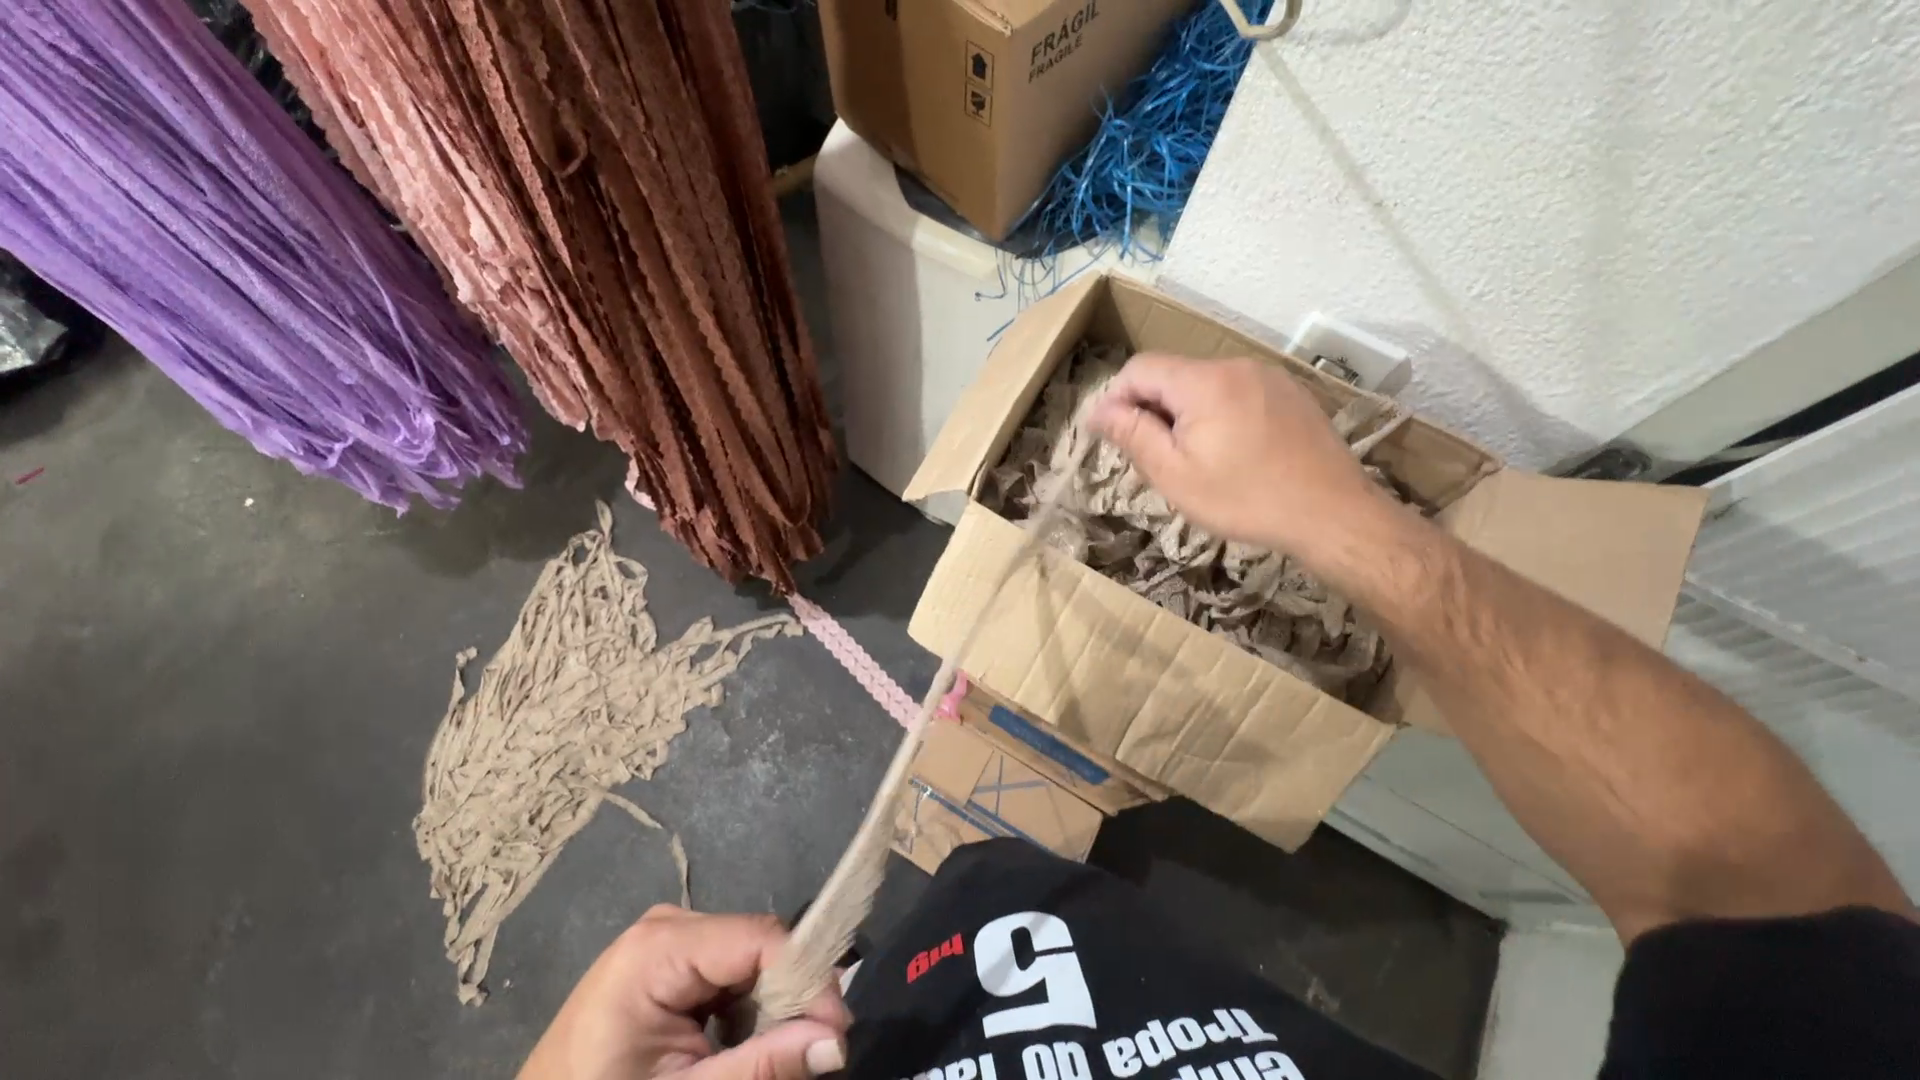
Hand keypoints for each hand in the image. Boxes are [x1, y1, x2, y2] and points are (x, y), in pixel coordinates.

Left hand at [518, 906, 849, 1079]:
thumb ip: (763, 1066)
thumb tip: (838, 1043)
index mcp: (660, 947)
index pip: (764, 939)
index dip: (810, 981)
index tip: (837, 1035)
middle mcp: (666, 925)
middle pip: (759, 947)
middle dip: (791, 999)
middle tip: (807, 1056)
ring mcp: (665, 938)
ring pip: (750, 961)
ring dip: (770, 1009)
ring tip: (764, 1058)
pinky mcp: (666, 958)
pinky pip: (728, 972)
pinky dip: (744, 1010)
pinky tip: (732, 1048)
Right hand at [1087, 353, 1383, 557]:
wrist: (1332, 513)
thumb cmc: (1246, 499)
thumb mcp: (1176, 475)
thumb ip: (1134, 435)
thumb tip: (1099, 410)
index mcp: (1203, 382)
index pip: (1139, 369)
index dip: (1116, 398)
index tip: (1112, 436)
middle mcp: (1235, 366)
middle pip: (1173, 375)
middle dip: (1152, 409)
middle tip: (1154, 458)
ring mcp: (1268, 376)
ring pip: (1205, 384)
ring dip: (1186, 413)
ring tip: (1195, 460)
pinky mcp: (1290, 392)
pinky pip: (1237, 392)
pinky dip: (1220, 414)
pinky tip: (1233, 453)